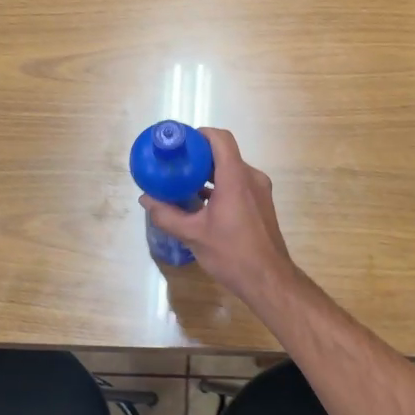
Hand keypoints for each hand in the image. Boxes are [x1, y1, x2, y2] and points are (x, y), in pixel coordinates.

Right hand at [139, 128, 294, 299]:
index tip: (179, 145)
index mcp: (236, 178)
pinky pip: (238, 184)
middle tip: (175, 166)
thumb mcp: (193, 235)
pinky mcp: (261, 204)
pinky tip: (202, 203)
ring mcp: (259, 191)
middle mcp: (251, 177)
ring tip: (183, 185)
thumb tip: (146, 199)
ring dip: (208, 173)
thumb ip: (167, 215)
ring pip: (231, 170)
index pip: (220, 139)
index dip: (199, 135)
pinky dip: (220, 186)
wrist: (269, 280)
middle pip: (224, 153)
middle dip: (198, 156)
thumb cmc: (232, 253)